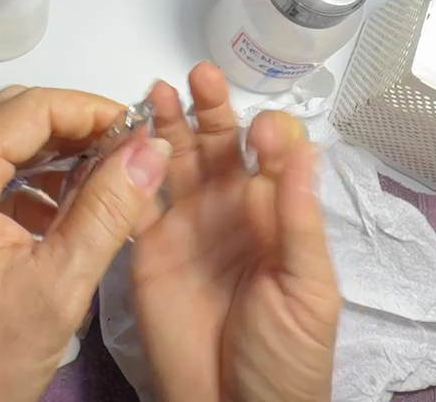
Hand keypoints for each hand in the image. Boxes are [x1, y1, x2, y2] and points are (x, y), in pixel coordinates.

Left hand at [0, 86, 173, 401]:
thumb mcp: (54, 292)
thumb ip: (107, 211)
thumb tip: (149, 151)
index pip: (30, 108)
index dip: (90, 109)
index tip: (135, 129)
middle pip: (10, 115)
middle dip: (72, 125)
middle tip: (122, 150)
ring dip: (51, 151)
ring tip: (101, 178)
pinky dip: (25, 179)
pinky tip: (60, 212)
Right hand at [133, 63, 340, 401]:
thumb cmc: (287, 359)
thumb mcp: (309, 290)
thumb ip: (298, 218)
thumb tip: (305, 146)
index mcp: (272, 212)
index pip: (266, 154)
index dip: (261, 131)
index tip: (258, 126)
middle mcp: (227, 207)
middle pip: (217, 144)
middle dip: (210, 108)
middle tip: (201, 76)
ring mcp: (186, 224)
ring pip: (175, 159)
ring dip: (169, 123)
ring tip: (160, 90)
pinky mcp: (148, 246)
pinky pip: (137, 198)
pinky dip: (129, 168)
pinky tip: (125, 139)